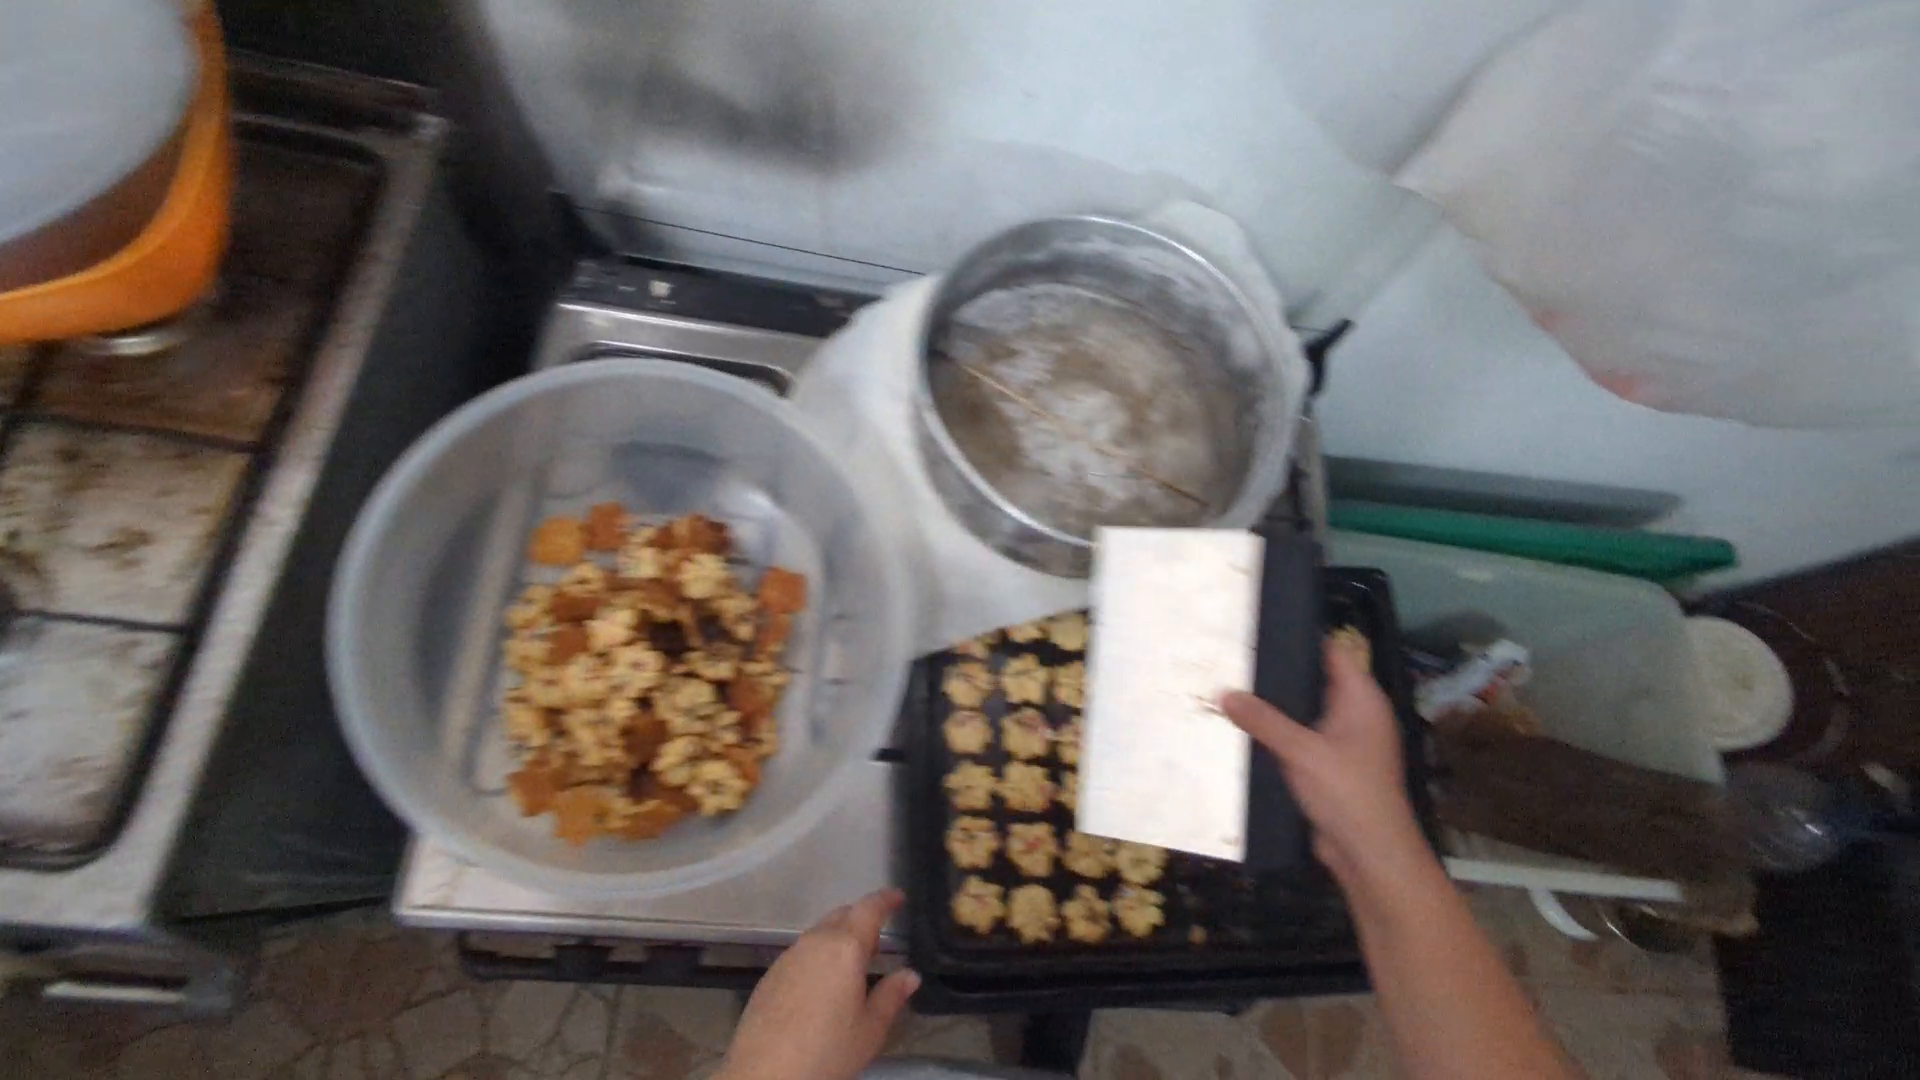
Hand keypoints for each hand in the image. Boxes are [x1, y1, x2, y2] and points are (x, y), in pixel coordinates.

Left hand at [718, 888, 919, 1079]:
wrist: (762, 1075)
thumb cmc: (826, 1051)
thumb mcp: (870, 1030)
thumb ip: (892, 996)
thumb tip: (911, 974)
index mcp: (846, 947)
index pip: (869, 908)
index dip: (886, 899)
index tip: (899, 897)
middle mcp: (816, 941)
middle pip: (843, 915)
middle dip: (863, 919)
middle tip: (878, 943)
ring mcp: (790, 955)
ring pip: (821, 932)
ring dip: (839, 937)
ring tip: (851, 967)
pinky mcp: (771, 973)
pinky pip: (803, 951)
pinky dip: (819, 955)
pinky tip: (821, 986)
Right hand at [1220, 643, 1423, 885]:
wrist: (1369, 855)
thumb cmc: (1347, 792)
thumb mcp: (1301, 751)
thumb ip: (1262, 720)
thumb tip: (1224, 692)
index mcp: (1362, 700)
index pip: (1333, 653)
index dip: (1301, 638)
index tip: (1263, 627)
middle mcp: (1355, 716)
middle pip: (1313, 681)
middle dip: (1278, 672)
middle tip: (1236, 657)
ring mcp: (1343, 743)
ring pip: (1303, 713)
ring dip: (1274, 707)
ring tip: (1232, 687)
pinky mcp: (1328, 767)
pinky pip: (1299, 739)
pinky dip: (1276, 734)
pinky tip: (1244, 729)